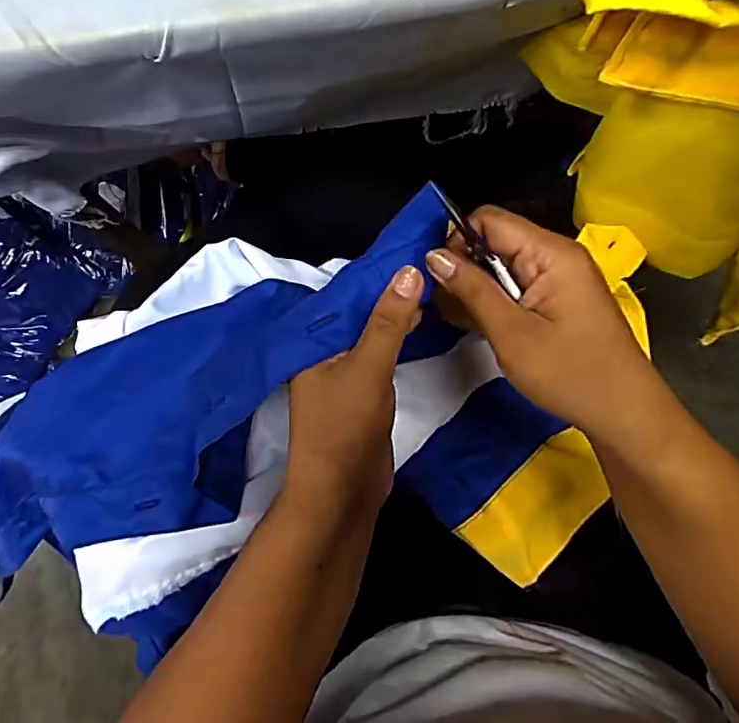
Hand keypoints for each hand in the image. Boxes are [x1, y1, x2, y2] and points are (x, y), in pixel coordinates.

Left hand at [283, 265, 422, 513]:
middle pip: (356, 309)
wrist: (343, 493)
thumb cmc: (345, 427)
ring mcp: (339, 368)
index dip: (375, 271)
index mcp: (309, 338)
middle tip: (427, 259)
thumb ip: (387, 322)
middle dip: (387, 289)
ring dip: (393, 311)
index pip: (342, 292)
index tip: (409, 244)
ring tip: (428, 281)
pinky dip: (395, 336)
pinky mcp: (358, 386)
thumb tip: (409, 270)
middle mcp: (319, 347)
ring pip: (369, 329)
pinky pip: (377, 350)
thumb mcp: (368, 368)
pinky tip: (418, 320)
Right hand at [424, 207, 672, 447]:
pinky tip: (487, 325)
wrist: (627, 416)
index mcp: (551, 254)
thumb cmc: (573, 376)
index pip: (488, 220)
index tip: (444, 278)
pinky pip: (515, 282)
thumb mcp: (511, 333)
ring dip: (477, 287)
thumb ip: (471, 289)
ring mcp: (560, 275)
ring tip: (467, 319)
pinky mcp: (558, 295)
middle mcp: (557, 255)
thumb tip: (434, 255)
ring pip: (500, 263)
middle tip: (450, 304)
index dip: (458, 242)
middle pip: (493, 239)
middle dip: (465, 267)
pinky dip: (495, 299)